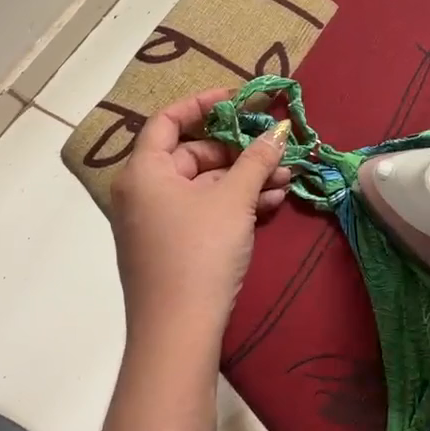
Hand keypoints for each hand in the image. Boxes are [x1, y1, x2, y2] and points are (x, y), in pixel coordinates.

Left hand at [108, 87, 291, 349]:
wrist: (179, 330)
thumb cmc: (199, 251)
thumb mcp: (234, 199)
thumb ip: (257, 158)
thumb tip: (278, 130)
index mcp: (145, 172)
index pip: (167, 121)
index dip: (203, 104)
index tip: (239, 99)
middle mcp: (144, 191)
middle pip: (193, 153)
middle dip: (239, 150)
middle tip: (276, 149)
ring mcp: (158, 221)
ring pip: (205, 184)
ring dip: (246, 178)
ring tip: (285, 178)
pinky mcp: (173, 245)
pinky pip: (205, 209)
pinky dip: (236, 203)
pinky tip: (271, 204)